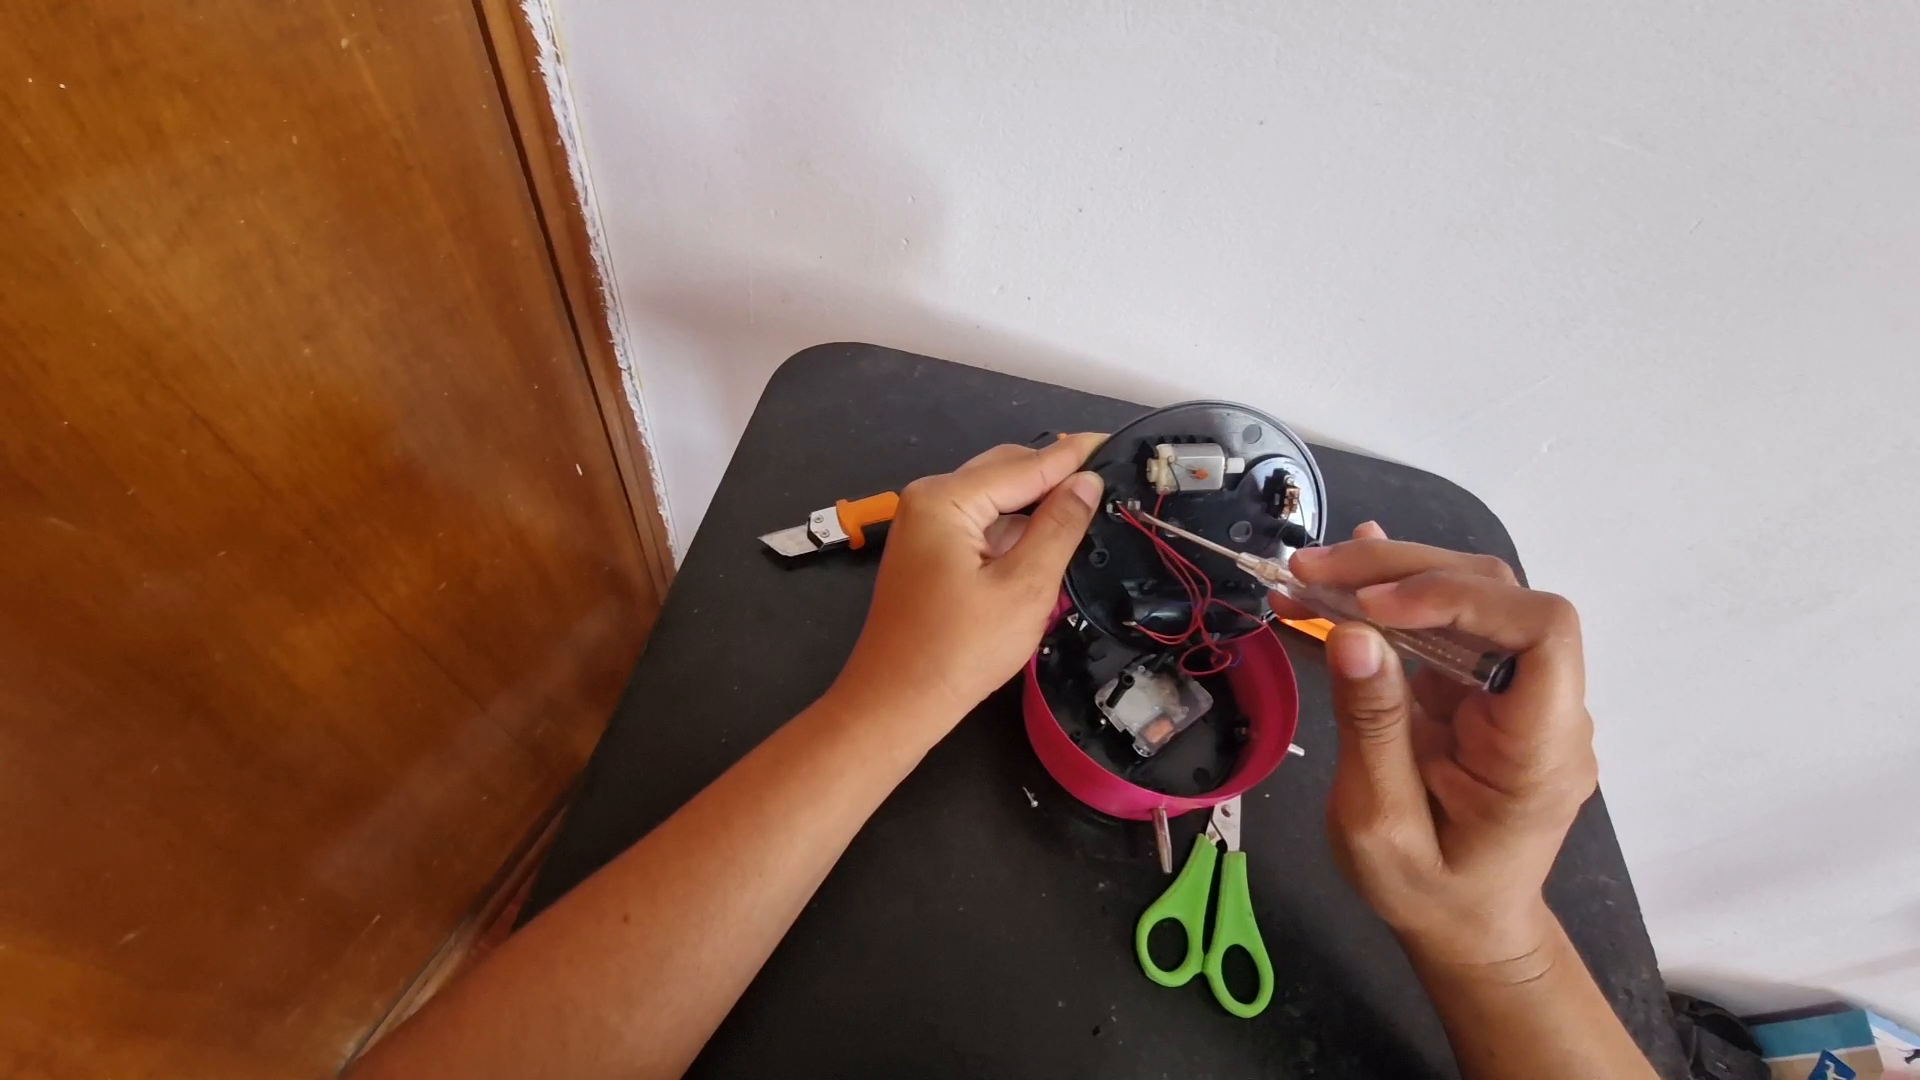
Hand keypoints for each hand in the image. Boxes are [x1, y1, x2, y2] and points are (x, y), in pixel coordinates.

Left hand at [830, 434, 1104, 728]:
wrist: (897, 701)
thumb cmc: (961, 649)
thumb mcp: (1024, 587)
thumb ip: (1058, 527)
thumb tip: (1086, 482)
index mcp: (945, 499)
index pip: (1024, 465)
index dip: (1073, 455)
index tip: (1113, 440)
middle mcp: (929, 499)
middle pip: (1004, 473)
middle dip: (1054, 475)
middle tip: (1108, 478)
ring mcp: (924, 525)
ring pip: (993, 499)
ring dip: (1035, 504)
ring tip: (1087, 505)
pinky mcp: (929, 550)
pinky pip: (980, 524)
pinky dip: (1013, 528)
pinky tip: (1047, 536)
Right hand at [1289, 523, 1596, 977]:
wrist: (1462, 924)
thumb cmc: (1425, 890)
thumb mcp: (1379, 820)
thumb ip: (1372, 726)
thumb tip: (1352, 633)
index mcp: (1537, 748)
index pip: (1539, 631)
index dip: (1455, 597)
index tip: (1368, 606)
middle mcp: (1538, 706)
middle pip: (1493, 595)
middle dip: (1397, 569)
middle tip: (1307, 570)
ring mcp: (1507, 693)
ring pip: (1463, 596)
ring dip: (1382, 575)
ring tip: (1305, 573)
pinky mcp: (1472, 689)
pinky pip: (1437, 624)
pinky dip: (1386, 593)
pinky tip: (1348, 574)